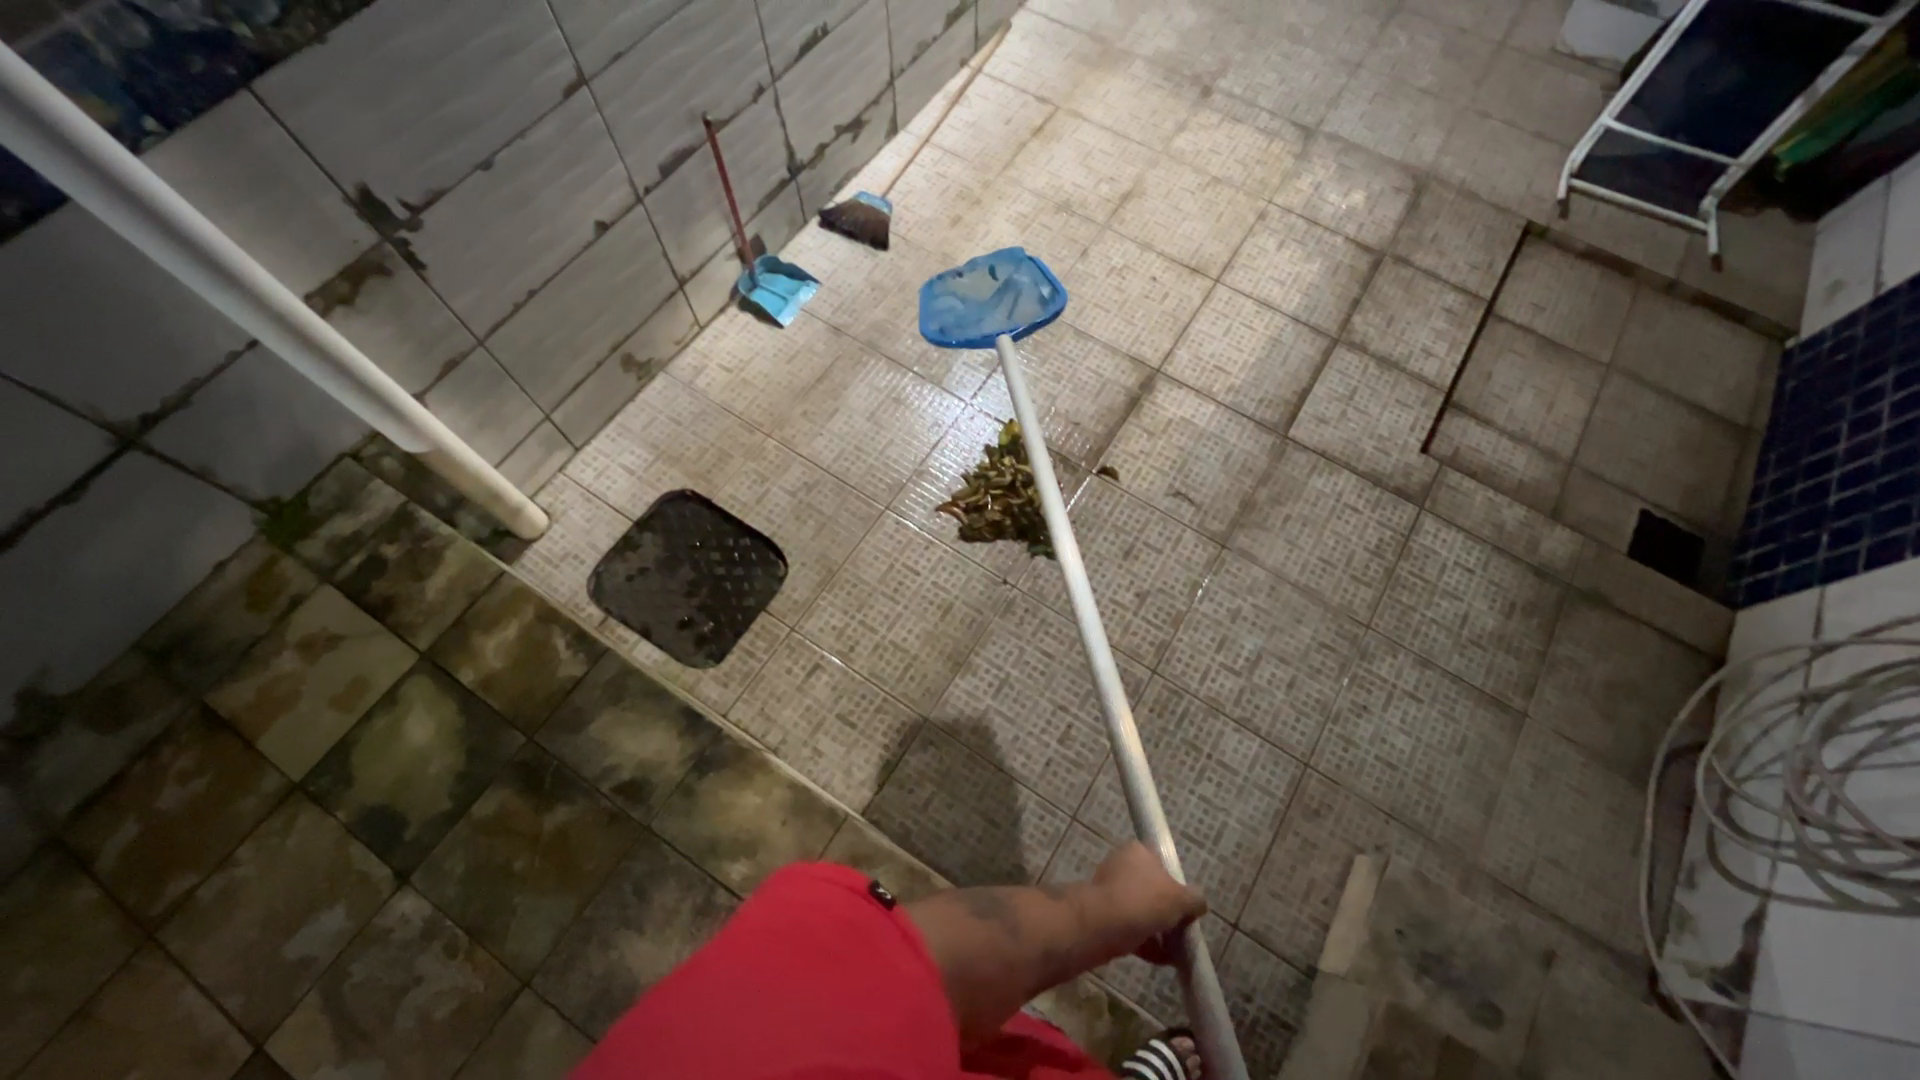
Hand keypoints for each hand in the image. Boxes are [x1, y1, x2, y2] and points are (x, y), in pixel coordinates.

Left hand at [1090, 842, 1206, 964]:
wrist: (1102, 926)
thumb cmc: (1144, 901)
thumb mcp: (1181, 899)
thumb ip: (1195, 899)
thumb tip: (1198, 902)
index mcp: (1138, 851)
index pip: (1161, 860)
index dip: (1176, 881)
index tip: (1186, 902)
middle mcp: (1121, 866)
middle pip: (1152, 888)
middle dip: (1168, 911)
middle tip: (1183, 929)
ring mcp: (1110, 891)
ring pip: (1141, 910)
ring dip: (1158, 930)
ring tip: (1176, 951)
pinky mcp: (1104, 916)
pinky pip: (1131, 928)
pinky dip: (1146, 943)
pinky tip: (1162, 959)